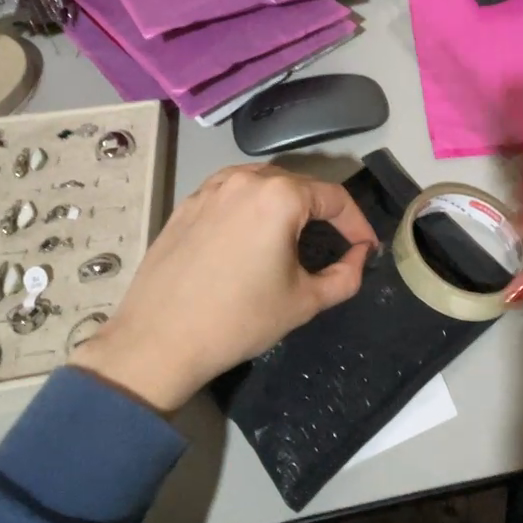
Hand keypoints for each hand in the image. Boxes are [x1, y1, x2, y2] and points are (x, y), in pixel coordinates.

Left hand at [70, 164, 376, 411]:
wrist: (156, 343)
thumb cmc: (238, 320)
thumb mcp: (304, 302)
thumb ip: (345, 275)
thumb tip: (359, 256)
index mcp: (280, 196)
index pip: (335, 198)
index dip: (357, 224)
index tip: (366, 249)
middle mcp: (246, 179)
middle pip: (300, 186)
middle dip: (323, 214)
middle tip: (335, 244)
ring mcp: (211, 188)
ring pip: (265, 185)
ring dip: (287, 207)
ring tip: (295, 238)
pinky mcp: (187, 204)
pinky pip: (233, 194)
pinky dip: (253, 209)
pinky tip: (252, 238)